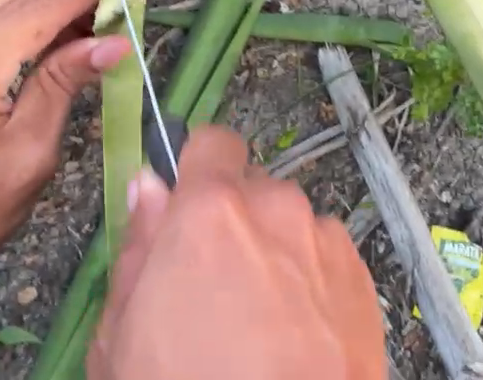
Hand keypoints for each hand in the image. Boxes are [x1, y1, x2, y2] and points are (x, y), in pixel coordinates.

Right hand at [86, 127, 384, 379]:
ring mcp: (324, 237)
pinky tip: (298, 338)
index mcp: (211, 210)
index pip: (211, 144)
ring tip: (262, 325)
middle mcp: (276, 206)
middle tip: (216, 289)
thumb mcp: (122, 336)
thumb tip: (147, 187)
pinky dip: (311, 282)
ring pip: (290, 225)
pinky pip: (324, 257)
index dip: (198, 170)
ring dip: (275, 253)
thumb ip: (136, 246)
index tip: (188, 207)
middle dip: (234, 223)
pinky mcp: (360, 272)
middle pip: (252, 190)